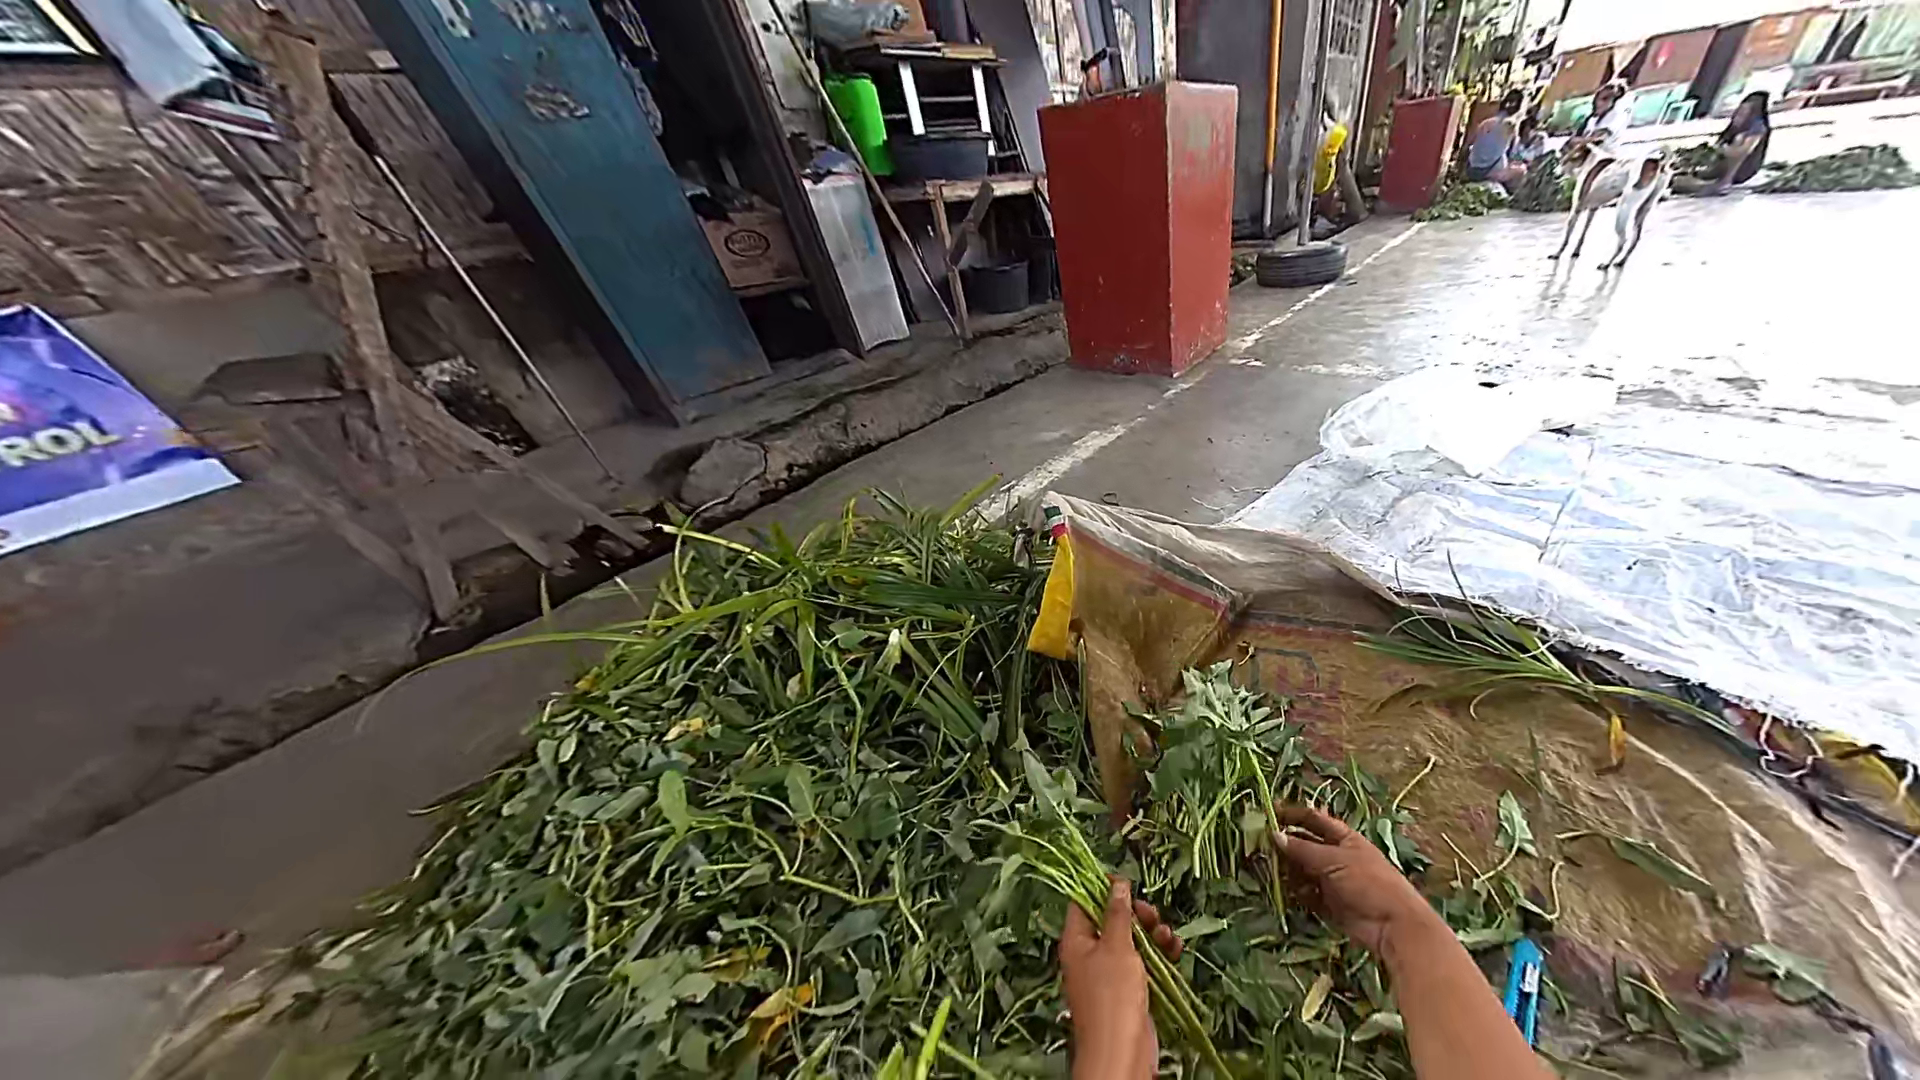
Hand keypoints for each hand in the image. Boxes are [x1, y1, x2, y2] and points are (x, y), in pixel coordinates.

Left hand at [1059, 877, 1182, 1079]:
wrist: (1122, 1056)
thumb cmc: (1113, 996)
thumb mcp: (1116, 947)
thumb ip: (1117, 913)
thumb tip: (1116, 882)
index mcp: (1076, 938)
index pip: (1083, 900)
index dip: (1102, 888)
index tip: (1125, 882)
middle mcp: (1088, 953)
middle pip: (1110, 920)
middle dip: (1134, 914)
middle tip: (1151, 914)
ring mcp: (1108, 973)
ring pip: (1130, 941)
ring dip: (1151, 934)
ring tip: (1167, 935)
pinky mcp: (1127, 991)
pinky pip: (1142, 964)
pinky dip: (1158, 956)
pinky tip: (1174, 950)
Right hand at [1270, 804, 1441, 960]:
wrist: (1396, 928)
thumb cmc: (1370, 883)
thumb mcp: (1334, 860)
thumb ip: (1302, 849)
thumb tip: (1274, 834)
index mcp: (1344, 839)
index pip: (1313, 819)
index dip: (1292, 814)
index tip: (1268, 813)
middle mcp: (1337, 857)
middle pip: (1304, 844)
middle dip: (1284, 843)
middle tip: (1260, 843)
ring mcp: (1333, 880)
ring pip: (1302, 869)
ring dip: (1287, 869)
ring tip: (1267, 867)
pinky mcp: (1330, 903)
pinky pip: (1306, 893)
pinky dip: (1295, 891)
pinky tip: (1285, 890)